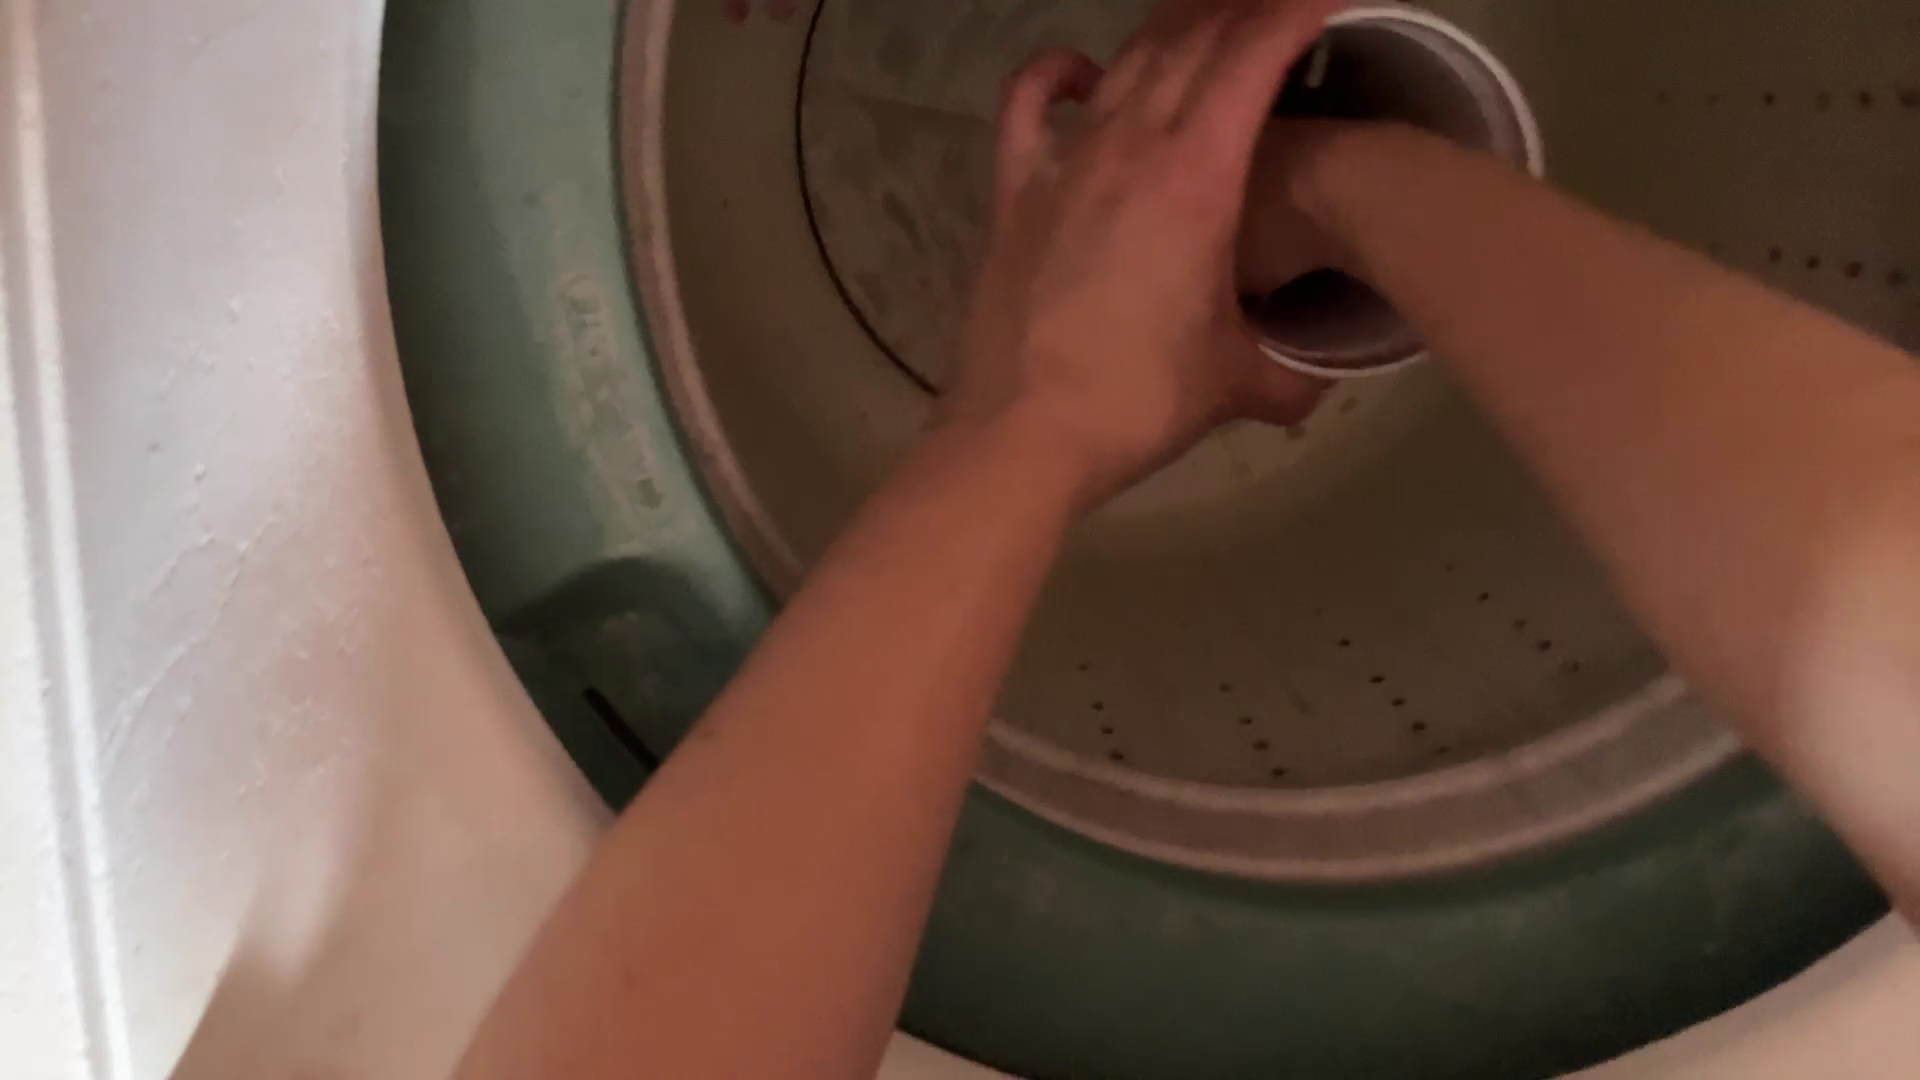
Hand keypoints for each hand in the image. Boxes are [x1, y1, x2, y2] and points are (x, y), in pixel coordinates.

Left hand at [941, 0, 1343, 507]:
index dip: (1302, 9)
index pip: (1257, 51)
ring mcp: (1060, 167)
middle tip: (1277, 20)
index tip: (1333, 4)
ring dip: (1171, 31)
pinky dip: (1052, 75)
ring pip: (1123, 62)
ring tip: (1206, 30)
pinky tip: (1078, 73)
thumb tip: (1317, 386)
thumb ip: (1290, 375)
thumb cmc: (1136, 404)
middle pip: (1192, 39)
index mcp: (1195, 177)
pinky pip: (1024, 106)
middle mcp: (1127, 147)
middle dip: (1244, 11)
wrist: (1025, 434)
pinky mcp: (1010, 197)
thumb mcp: (1234, 384)